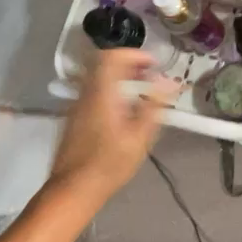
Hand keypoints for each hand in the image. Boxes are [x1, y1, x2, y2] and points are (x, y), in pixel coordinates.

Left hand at [50, 49, 177, 199]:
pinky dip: (108, 89)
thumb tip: (169, 81)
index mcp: (102, 94)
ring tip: (138, 92)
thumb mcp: (140, 136)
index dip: (133, 53)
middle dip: (127, 64)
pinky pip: (91, 91)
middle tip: (147, 75)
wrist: (74, 188)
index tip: (152, 64)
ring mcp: (75, 105)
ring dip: (118, 77)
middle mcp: (85, 93)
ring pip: (95, 77)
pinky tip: (122, 109)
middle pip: (102, 63)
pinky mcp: (72, 117)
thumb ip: (154, 105)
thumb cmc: (110, 164)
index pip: (112, 56)